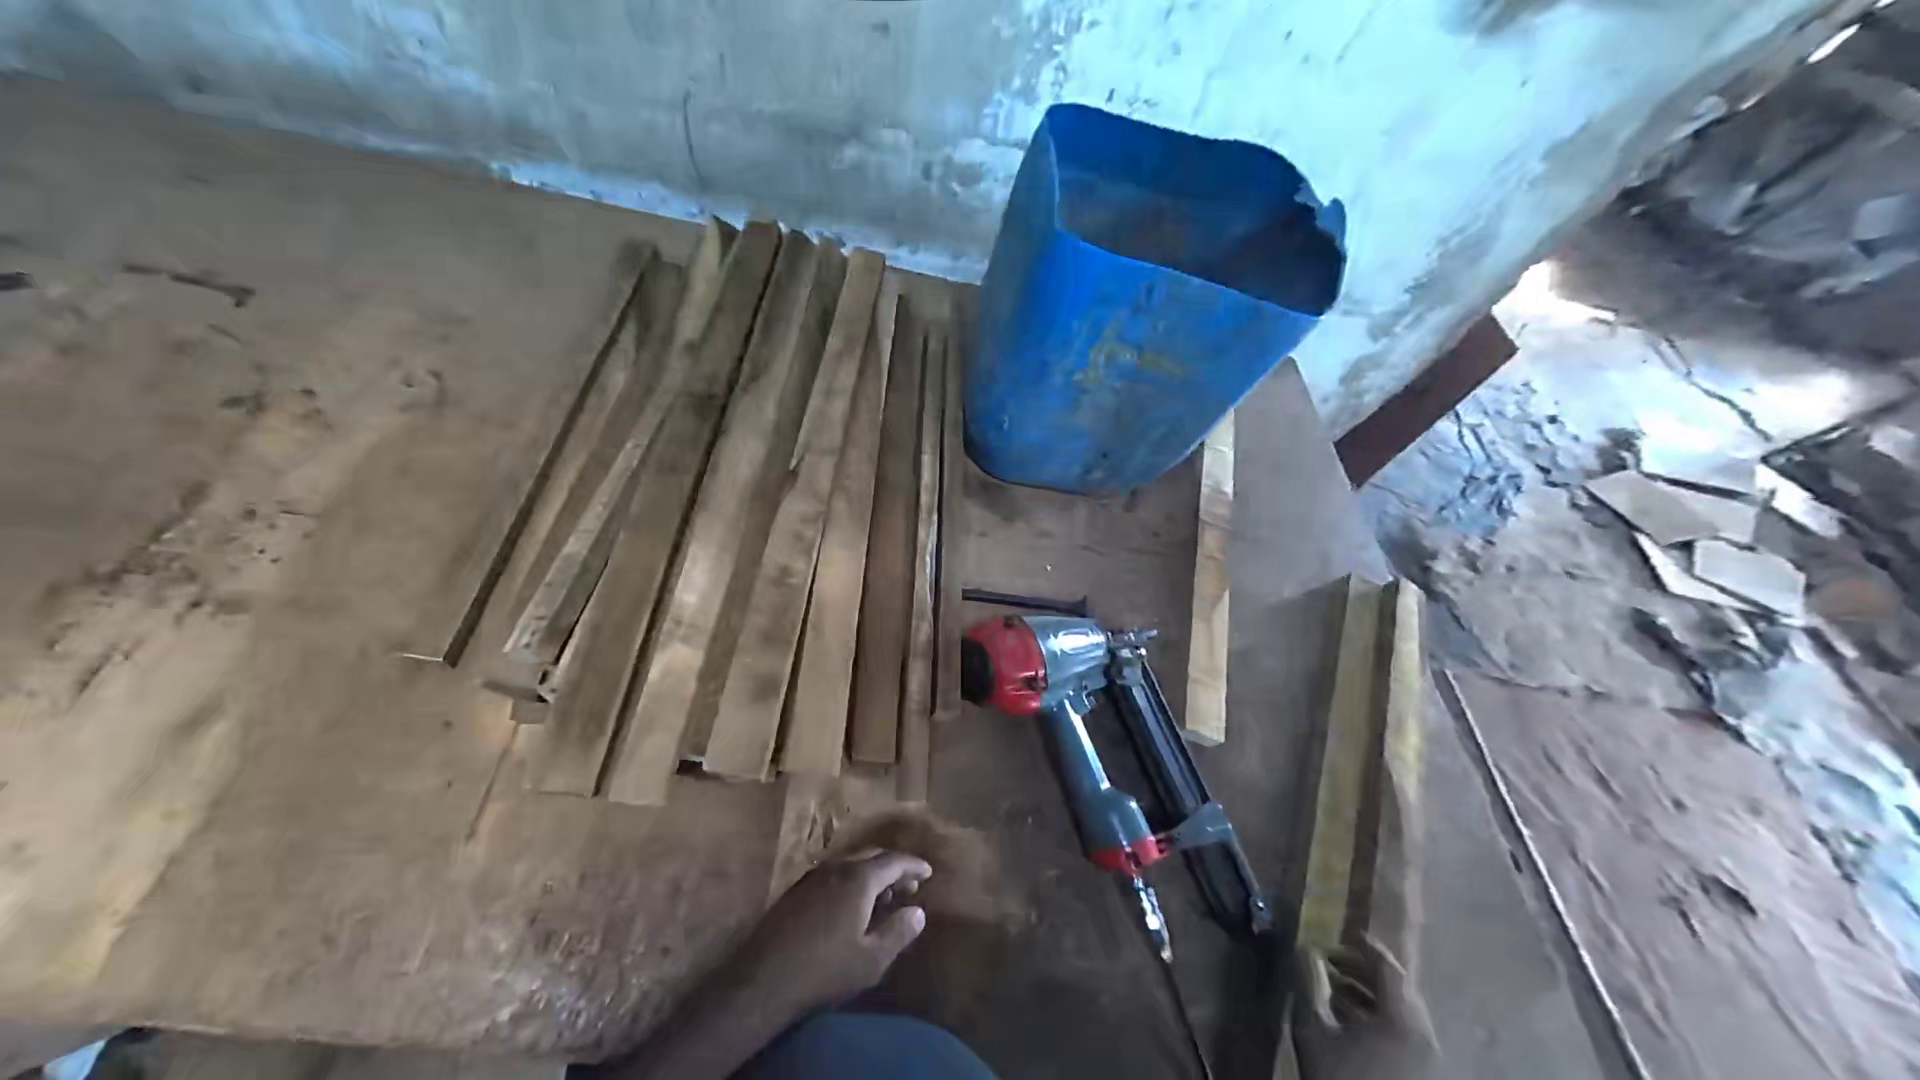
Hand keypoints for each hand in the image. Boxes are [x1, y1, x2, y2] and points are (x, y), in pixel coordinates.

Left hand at [728, 849, 933, 1018]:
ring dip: (870, 878)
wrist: (764, 980)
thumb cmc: (825, 970)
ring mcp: (812, 878)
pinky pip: (832, 877)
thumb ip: (898, 932)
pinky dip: (850, 884)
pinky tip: (850, 908)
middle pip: (871, 858)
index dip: (913, 865)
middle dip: (893, 870)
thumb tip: (918, 911)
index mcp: (859, 879)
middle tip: (908, 887)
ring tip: (882, 900)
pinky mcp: (795, 892)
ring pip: (850, 867)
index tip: (928, 871)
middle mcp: (836, 868)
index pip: (894, 861)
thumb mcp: (871, 959)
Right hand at [1295, 936, 1434, 1079]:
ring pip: (1402, 1012)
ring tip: (1334, 988)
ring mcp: (1427, 1059)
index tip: (1343, 933)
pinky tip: (1349, 1020)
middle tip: (1332, 960)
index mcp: (1403, 1020)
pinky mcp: (1421, 1073)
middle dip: (1364, 970)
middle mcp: (1424, 1036)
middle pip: (1399, 988)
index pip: (1389, 968)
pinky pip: (1404, 1033)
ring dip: (1369, 993)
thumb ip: (1308, 982)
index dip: (1366, 946)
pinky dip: (1378, 1016)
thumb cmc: (1338, 1079)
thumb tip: (1304, 948)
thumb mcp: (1314, 1027)